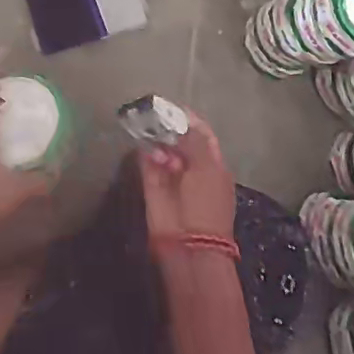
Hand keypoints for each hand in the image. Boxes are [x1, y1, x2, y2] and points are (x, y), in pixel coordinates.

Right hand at [136, 111, 235, 242]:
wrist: (188, 245)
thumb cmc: (206, 204)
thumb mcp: (206, 169)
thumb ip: (193, 141)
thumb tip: (179, 122)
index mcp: (212, 164)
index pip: (201, 135)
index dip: (189, 120)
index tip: (174, 107)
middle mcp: (191, 167)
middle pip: (178, 139)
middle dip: (167, 127)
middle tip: (153, 113)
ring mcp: (171, 176)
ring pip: (160, 148)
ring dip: (155, 139)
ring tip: (148, 129)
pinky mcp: (152, 185)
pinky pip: (146, 162)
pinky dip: (144, 151)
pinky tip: (141, 143)